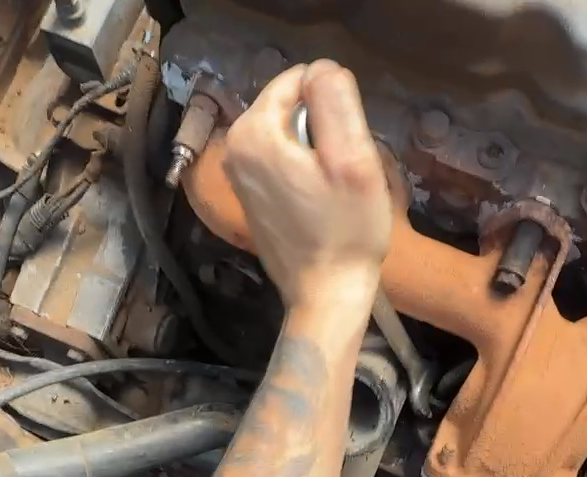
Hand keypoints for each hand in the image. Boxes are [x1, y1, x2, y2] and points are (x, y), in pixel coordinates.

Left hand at [224, 61, 392, 309]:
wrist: (326, 296)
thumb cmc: (345, 232)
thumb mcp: (353, 158)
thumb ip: (335, 98)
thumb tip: (321, 70)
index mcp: (253, 132)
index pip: (301, 81)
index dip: (333, 110)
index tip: (346, 151)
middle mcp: (233, 149)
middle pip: (291, 109)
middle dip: (321, 132)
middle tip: (340, 176)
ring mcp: (237, 177)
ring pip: (288, 137)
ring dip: (315, 155)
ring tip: (330, 192)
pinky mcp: (249, 200)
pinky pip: (280, 164)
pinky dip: (302, 175)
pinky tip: (317, 207)